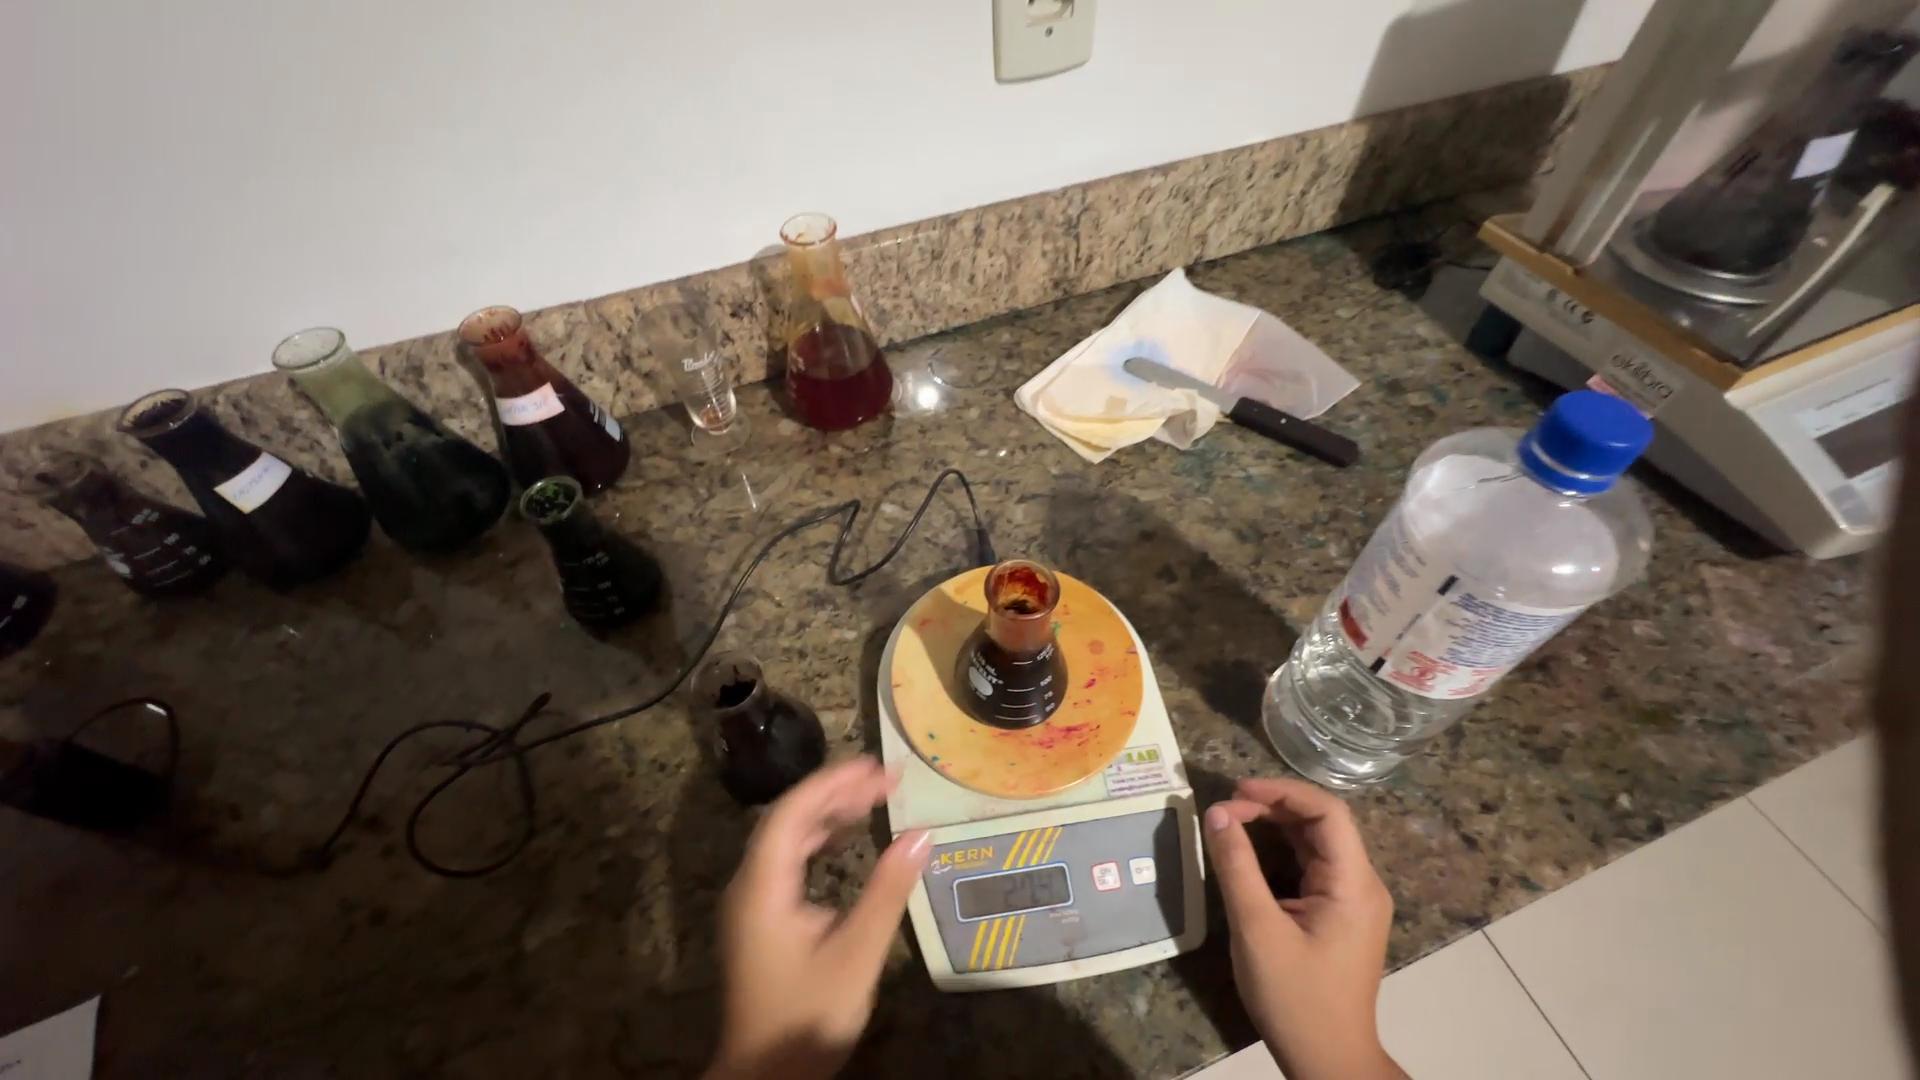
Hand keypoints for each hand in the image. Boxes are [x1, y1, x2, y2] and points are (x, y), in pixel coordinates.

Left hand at [706, 757, 931, 1079]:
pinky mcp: (762, 915)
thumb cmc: (806, 1017)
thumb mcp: (856, 955)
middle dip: (836, 792)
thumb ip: (887, 892)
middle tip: (884, 778)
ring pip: (789, 837)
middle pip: (789, 818)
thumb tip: (920, 836)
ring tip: (873, 796)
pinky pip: (789, 859)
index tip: (876, 768)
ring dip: (829, 813)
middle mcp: (750, 884)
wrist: (764, 1078)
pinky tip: (847, 835)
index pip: (793, 812)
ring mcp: (753, 900)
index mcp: (762, 886)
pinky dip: (820, 838)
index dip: (833, 782)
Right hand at [1204, 777, 1407, 1079]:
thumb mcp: (1256, 928)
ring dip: (1274, 821)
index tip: (1237, 792)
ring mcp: (1351, 898)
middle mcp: (1361, 883)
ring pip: (1314, 839)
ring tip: (1231, 817)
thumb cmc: (1295, 997)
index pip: (1328, 812)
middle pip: (1321, 821)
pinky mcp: (1337, 911)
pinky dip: (1278, 845)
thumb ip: (1236, 865)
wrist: (1327, 1060)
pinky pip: (1309, 861)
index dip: (1283, 791)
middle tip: (1225, 807)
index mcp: (1354, 884)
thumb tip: (1217, 812)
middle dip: (1273, 804)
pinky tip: (1248, 846)